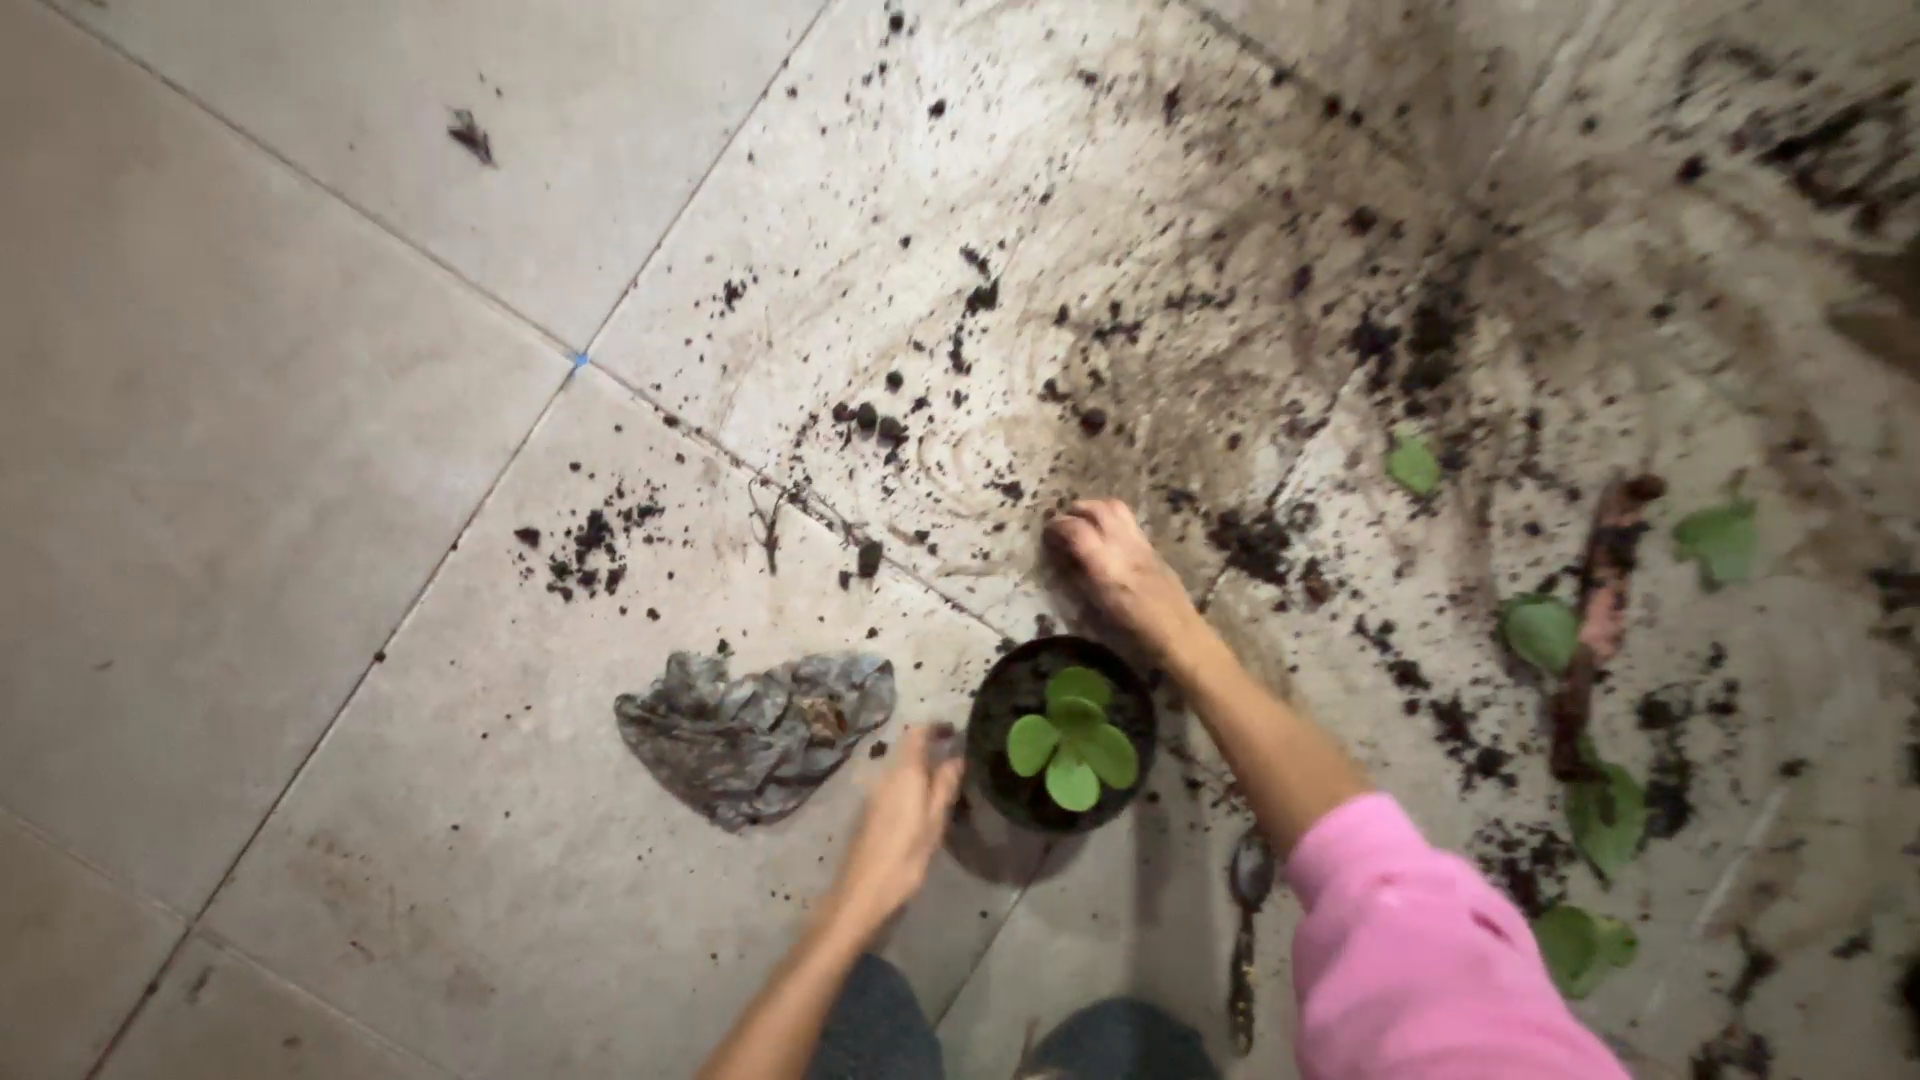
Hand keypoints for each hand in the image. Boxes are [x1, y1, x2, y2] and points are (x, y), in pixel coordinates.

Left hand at [820, 724, 965, 942]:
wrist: (861, 893)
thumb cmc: (905, 857)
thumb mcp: (934, 821)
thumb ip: (945, 784)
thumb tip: (957, 756)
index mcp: (904, 773)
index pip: (918, 733)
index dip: (936, 727)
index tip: (956, 730)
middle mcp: (885, 775)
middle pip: (908, 748)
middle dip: (931, 746)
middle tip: (957, 757)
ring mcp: (874, 793)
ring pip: (900, 768)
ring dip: (921, 766)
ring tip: (946, 781)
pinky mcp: (869, 811)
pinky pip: (894, 784)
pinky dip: (911, 783)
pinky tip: (923, 803)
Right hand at [1046, 499, 1211, 665]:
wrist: (1178, 636)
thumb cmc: (1132, 633)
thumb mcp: (1094, 611)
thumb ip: (1076, 579)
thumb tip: (1061, 558)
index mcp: (1105, 565)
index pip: (1075, 528)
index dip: (1056, 526)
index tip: (1046, 535)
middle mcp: (1123, 546)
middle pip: (1096, 509)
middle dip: (1074, 511)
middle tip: (1062, 525)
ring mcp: (1141, 543)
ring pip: (1115, 508)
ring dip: (1094, 509)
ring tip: (1084, 524)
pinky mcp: (1152, 548)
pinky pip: (1128, 521)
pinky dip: (1110, 520)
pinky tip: (1106, 538)